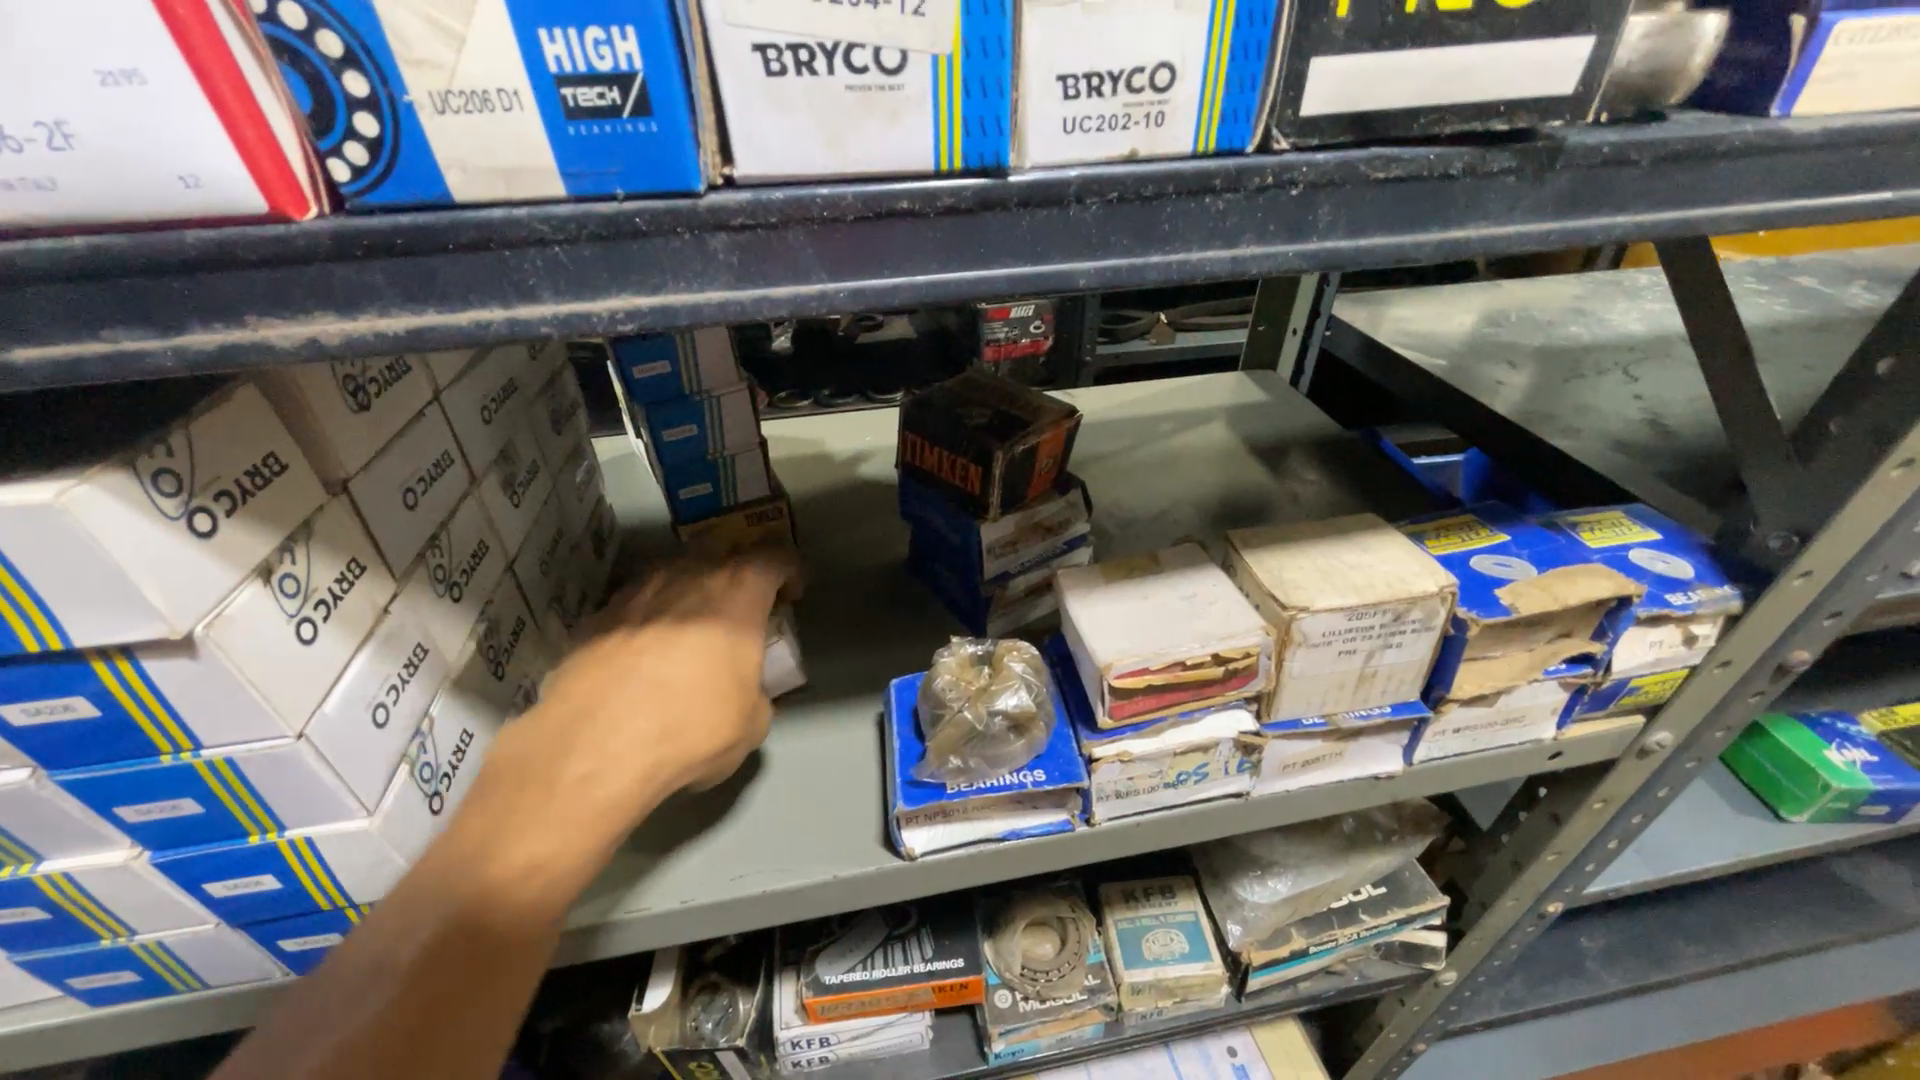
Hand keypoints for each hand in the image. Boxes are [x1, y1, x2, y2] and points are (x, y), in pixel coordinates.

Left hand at [441, 548, 799, 912]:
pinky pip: (633, 607)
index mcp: (737, 595)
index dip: (790, 571)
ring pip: (671, 576)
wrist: (594, 747)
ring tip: (687, 631)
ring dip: (686, 595)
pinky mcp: (593, 618)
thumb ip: (756, 692)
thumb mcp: (752, 723)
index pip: (775, 559)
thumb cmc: (691, 729)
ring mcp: (634, 594)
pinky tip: (642, 657)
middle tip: (740, 609)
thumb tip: (742, 693)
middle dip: (735, 576)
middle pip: (720, 555)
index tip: (793, 593)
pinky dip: (646, 621)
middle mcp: (686, 578)